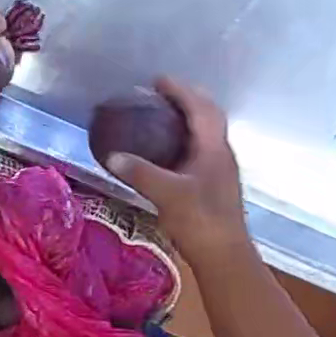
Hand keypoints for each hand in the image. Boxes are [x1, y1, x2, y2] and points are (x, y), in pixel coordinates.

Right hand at [104, 77, 248, 259]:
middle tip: (161, 95)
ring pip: (204, 134)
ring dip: (186, 120)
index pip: (201, 109)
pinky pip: (198, 151)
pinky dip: (182, 141)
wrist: (223, 255)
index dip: (181, 91)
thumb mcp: (166, 193)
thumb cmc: (200, 220)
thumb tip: (112, 156)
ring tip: (161, 117)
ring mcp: (219, 171)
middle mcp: (220, 155)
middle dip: (187, 101)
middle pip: (208, 117)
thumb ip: (139, 172)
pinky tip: (165, 152)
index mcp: (214, 149)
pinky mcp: (212, 186)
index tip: (159, 80)